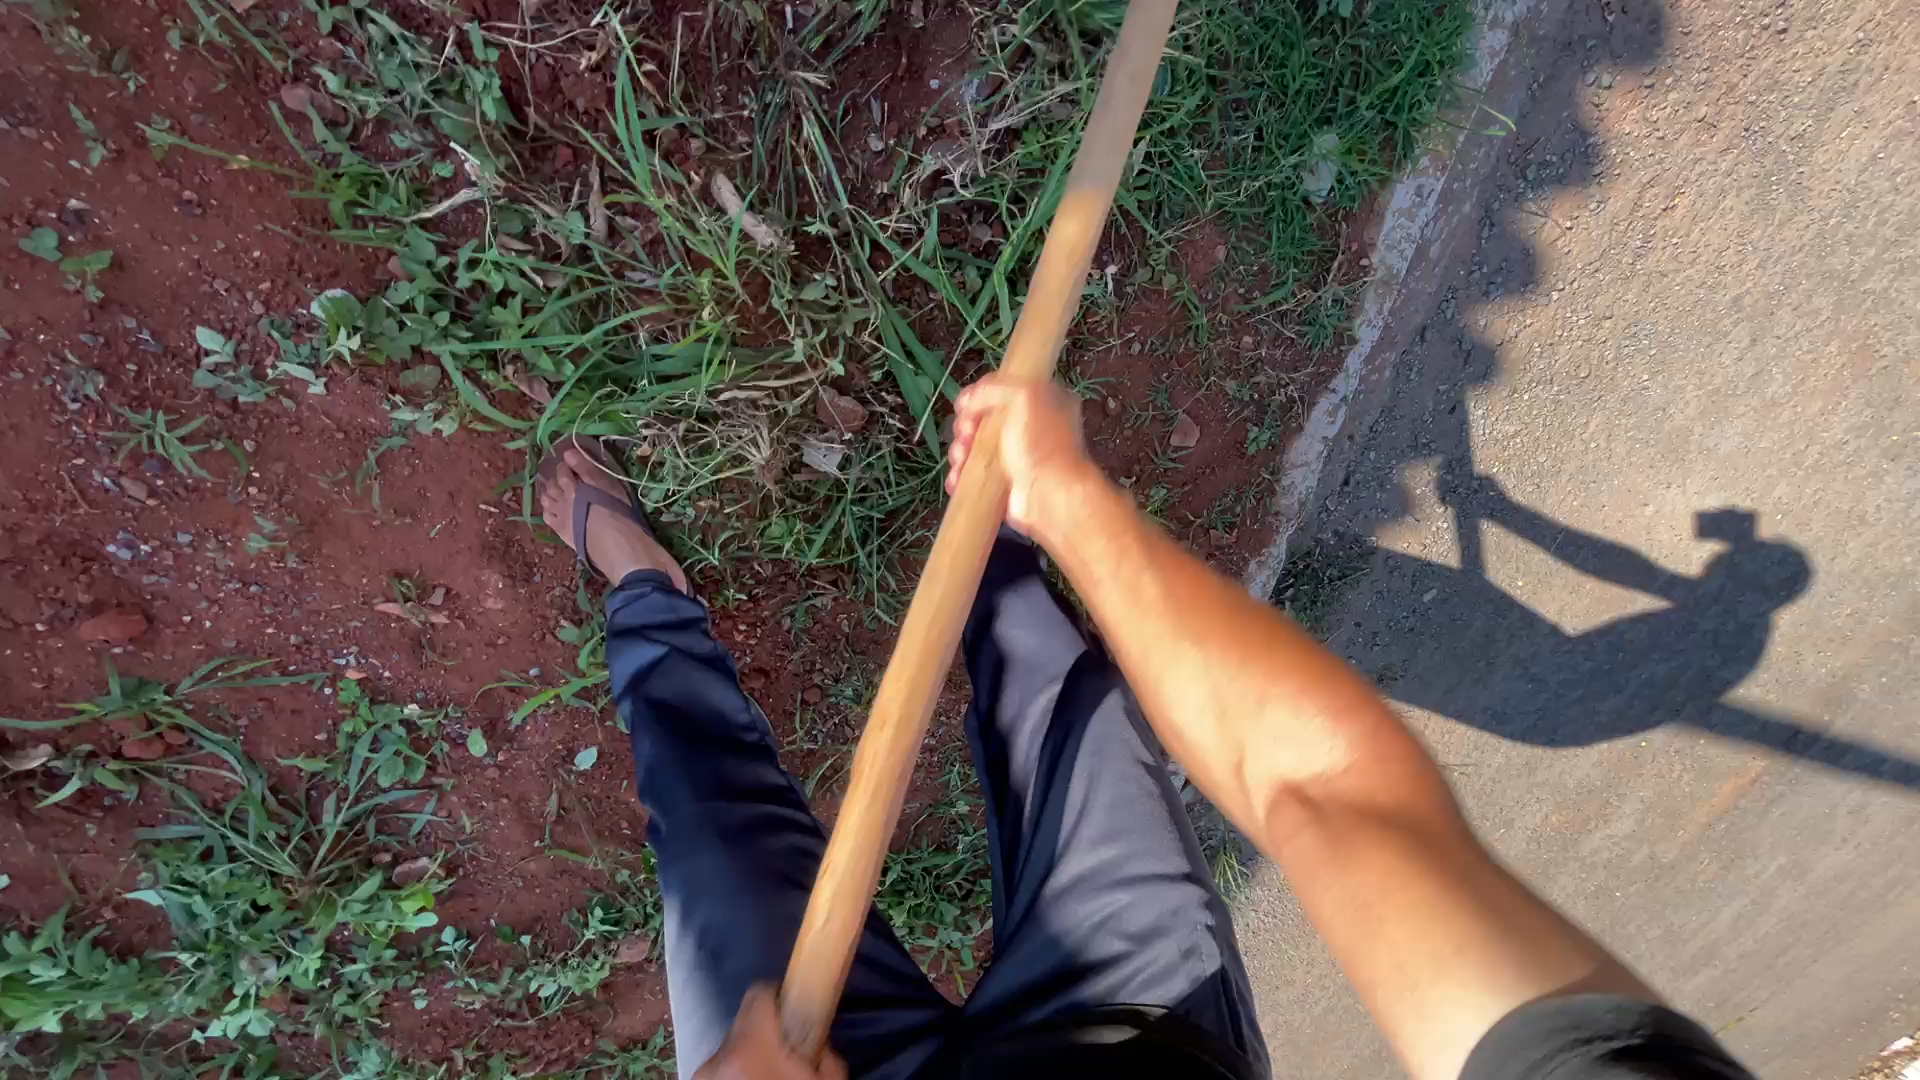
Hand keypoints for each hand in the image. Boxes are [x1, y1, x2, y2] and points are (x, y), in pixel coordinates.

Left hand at [693, 985, 846, 1079]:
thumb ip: (824, 1055)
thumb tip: (813, 1044)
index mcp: (747, 1049)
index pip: (760, 993)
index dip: (781, 998)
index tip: (796, 1016)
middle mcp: (713, 1062)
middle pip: (744, 1030)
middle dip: (766, 1043)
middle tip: (787, 1069)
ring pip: (728, 1061)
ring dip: (748, 1071)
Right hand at [946, 373, 1095, 536]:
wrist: (1048, 495)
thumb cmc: (1041, 443)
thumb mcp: (1024, 396)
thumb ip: (995, 388)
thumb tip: (971, 402)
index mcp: (1042, 401)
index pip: (1001, 388)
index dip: (978, 394)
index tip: (965, 406)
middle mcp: (1030, 427)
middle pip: (984, 418)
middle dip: (966, 426)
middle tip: (966, 435)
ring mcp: (1017, 456)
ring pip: (975, 447)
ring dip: (960, 451)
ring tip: (961, 460)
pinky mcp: (1004, 483)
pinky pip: (974, 473)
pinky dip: (961, 475)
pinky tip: (958, 478)